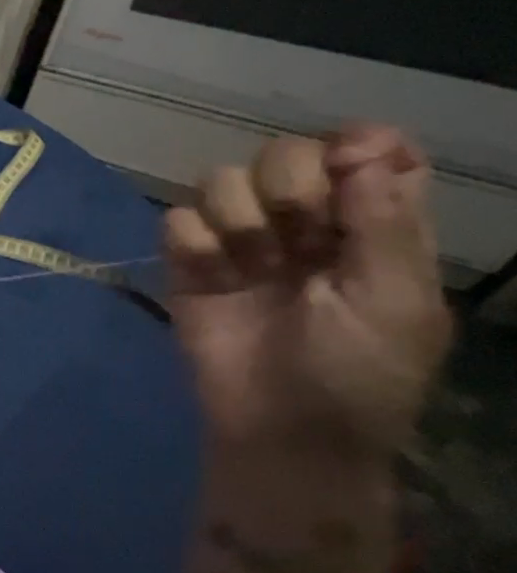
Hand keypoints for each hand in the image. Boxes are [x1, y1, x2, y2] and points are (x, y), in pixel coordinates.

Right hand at [163, 124, 451, 459]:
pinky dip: (194, 242)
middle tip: (300, 233)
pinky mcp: (189, 259)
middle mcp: (306, 223)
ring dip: (239, 217)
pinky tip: (215, 274)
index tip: (349, 158)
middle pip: (285, 153)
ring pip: (222, 178)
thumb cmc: (357, 373)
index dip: (359, 143)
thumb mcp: (395, 304)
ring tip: (255, 264)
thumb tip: (368, 147)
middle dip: (289, 184)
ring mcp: (243, 239)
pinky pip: (177, 218)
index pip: (372, 153)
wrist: (279, 429)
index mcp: (373, 228)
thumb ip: (384, 225)